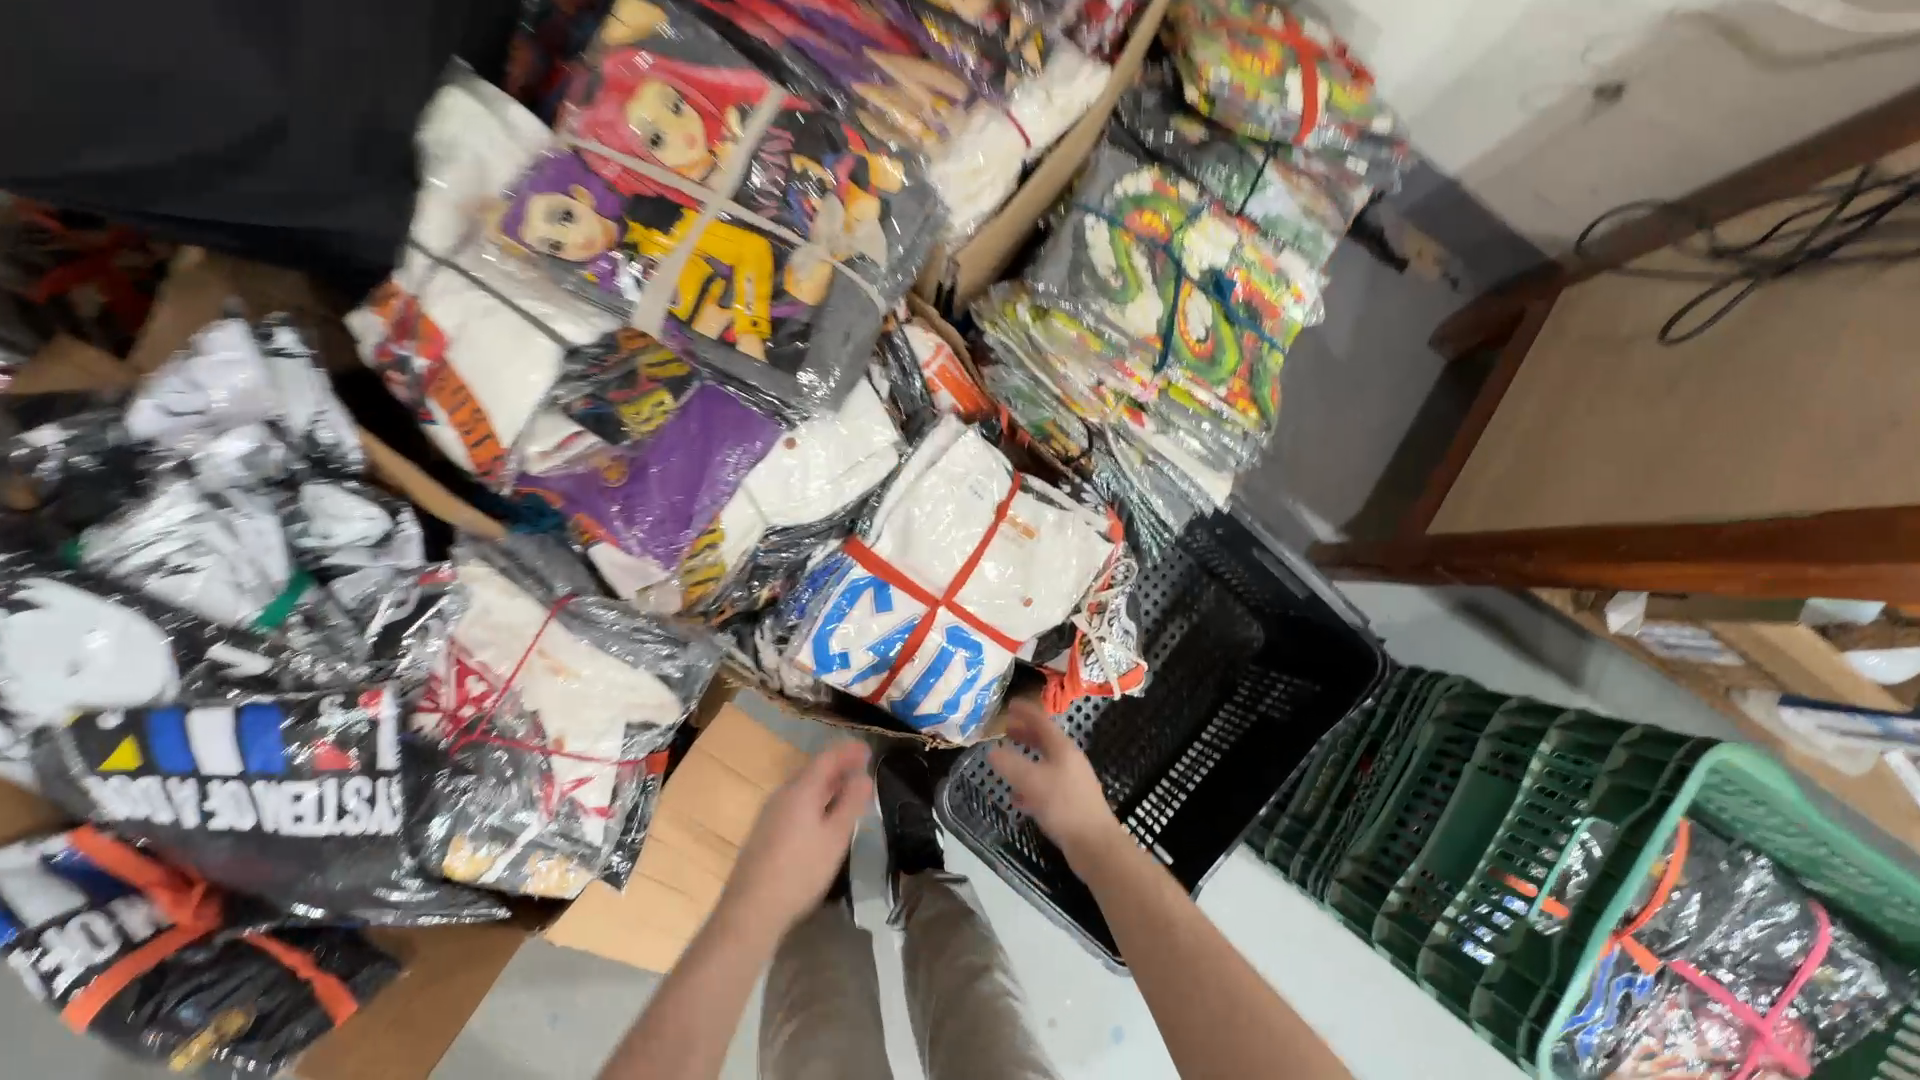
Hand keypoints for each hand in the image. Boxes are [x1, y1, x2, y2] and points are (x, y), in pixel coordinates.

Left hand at [719, 741, 872, 936]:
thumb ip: (850, 803)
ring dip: (826, 784)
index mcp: (800, 791)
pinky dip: (814, 800)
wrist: (751, 910)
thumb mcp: (835, 837)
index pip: (827, 759)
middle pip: (813, 772)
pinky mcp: (765, 833)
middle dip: (838, 766)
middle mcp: (782, 796)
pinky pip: (795, 804)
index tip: (868, 749)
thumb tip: (863, 776)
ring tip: (846, 788)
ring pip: (803, 789)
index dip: (848, 752)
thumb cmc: (800, 871)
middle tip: (861, 766)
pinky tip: (822, 816)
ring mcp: (770, 815)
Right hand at [987, 698, 1126, 869]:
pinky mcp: (1070, 803)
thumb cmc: (1064, 806)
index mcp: (1063, 749)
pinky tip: (1018, 798)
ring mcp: (1071, 783)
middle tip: (1006, 729)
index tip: (1010, 704)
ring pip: (1044, 764)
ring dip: (1026, 759)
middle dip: (1025, 734)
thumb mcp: (1032, 782)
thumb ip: (1010, 764)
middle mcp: (1069, 761)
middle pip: (1045, 741)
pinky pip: (1046, 787)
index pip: (1042, 722)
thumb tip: (991, 750)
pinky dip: (1030, 785)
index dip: (1026, 712)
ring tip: (1007, 760)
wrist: (1095, 844)